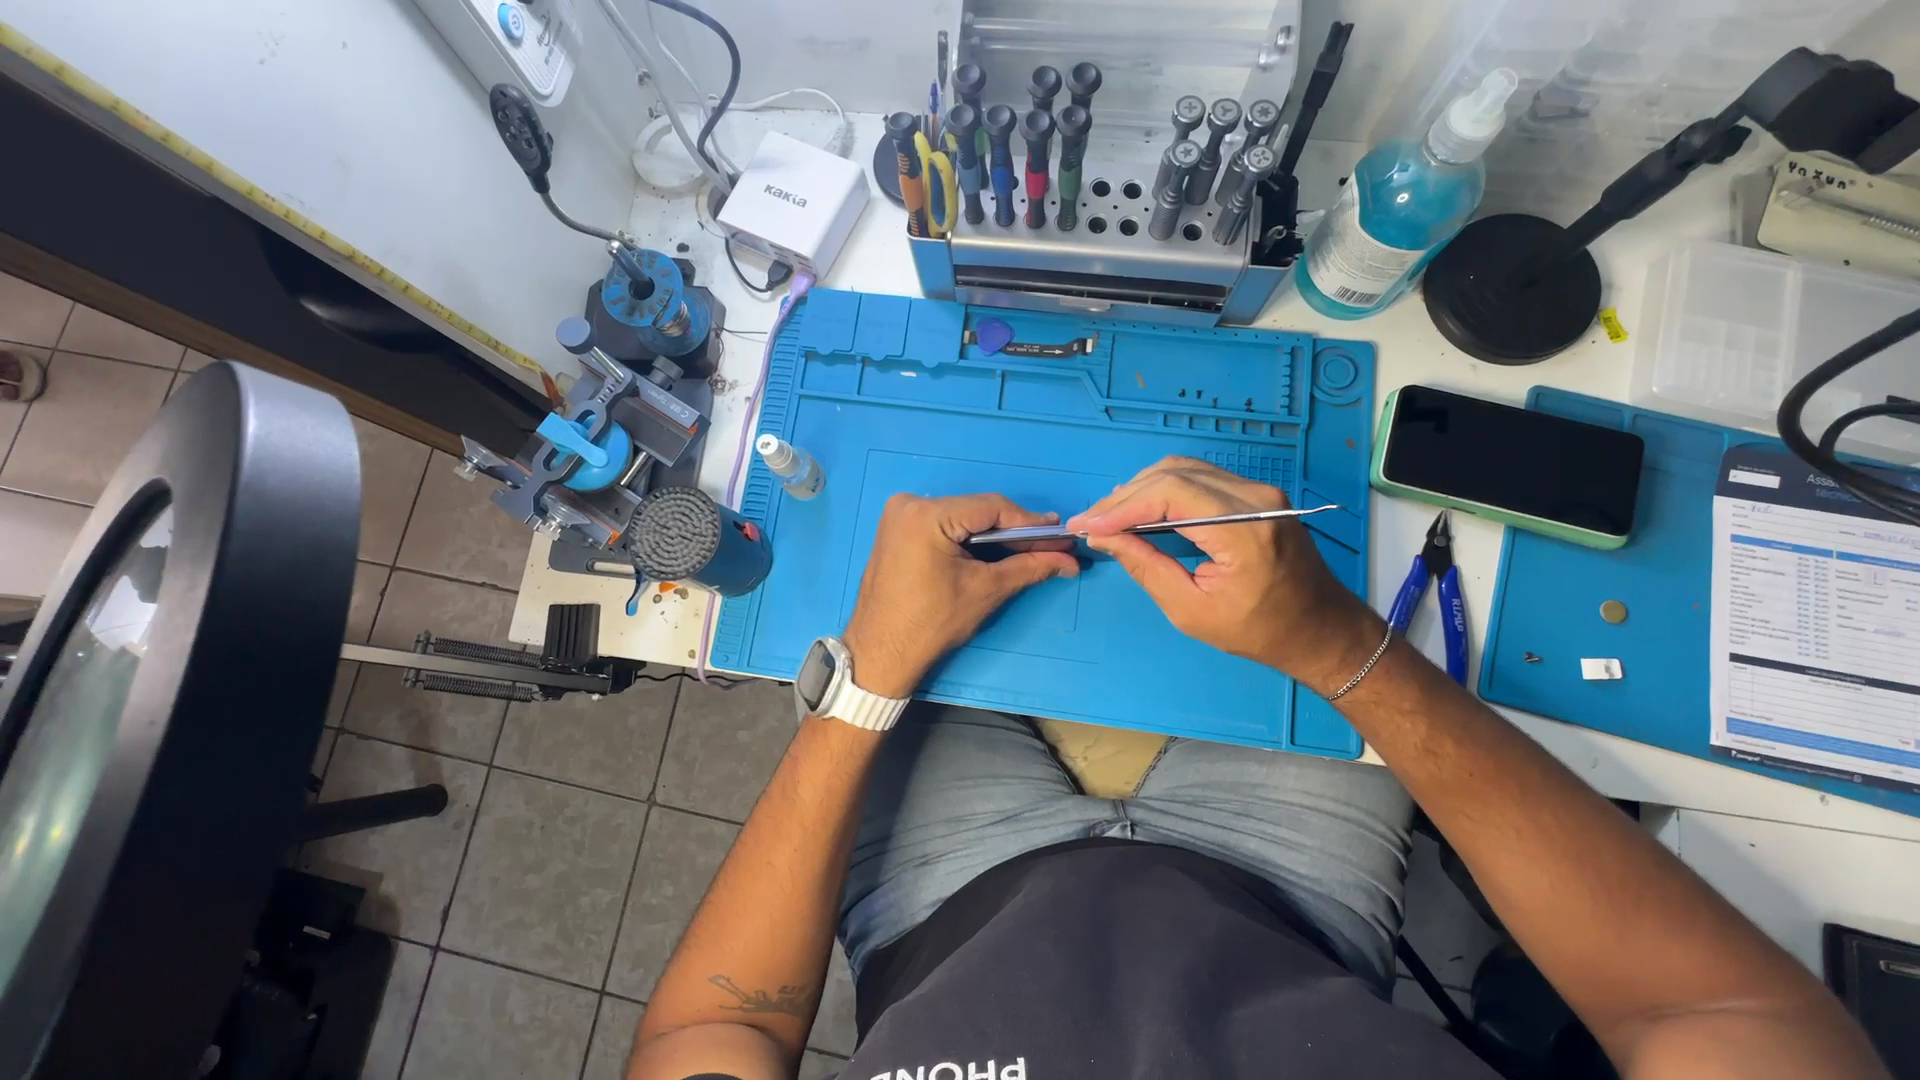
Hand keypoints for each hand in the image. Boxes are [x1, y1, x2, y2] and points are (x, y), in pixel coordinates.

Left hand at [842, 494, 1079, 698]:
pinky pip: (943, 525)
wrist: (880, 653)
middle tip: (1050, 544)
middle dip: (1013, 530)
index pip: (992, 507)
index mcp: (927, 515)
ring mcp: (899, 515)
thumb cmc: (931, 624)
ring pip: (962, 517)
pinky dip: (969, 538)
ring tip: (1029, 549)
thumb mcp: (985, 591)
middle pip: (976, 510)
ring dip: (993, 534)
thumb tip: (1068, 560)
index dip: (1030, 523)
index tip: (1060, 536)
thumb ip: (1029, 567)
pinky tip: (994, 551)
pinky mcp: (897, 530)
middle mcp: (909, 504)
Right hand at [1067, 457, 1381, 693]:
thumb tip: (1104, 538)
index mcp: (1244, 529)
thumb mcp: (1192, 610)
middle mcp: (1254, 498)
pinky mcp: (1257, 494)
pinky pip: (1200, 478)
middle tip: (1091, 522)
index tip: (1086, 526)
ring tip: (1110, 517)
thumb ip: (1146, 567)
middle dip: (1125, 496)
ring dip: (1142, 489)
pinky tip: (1142, 510)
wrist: (1321, 629)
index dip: (1121, 507)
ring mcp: (1259, 491)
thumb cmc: (1259, 631)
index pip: (1169, 494)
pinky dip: (1164, 490)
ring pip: (1185, 469)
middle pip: (1173, 473)